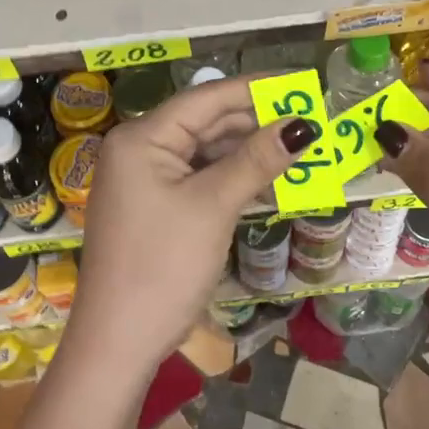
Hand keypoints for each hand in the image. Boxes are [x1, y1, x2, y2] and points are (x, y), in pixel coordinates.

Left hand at [71, 76, 318, 367]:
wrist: (117, 345)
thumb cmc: (163, 266)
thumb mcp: (213, 207)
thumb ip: (256, 160)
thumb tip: (303, 125)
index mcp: (142, 136)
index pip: (207, 98)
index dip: (257, 88)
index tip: (302, 83)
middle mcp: (139, 148)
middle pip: (207, 122)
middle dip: (258, 121)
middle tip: (311, 118)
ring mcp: (146, 179)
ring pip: (206, 150)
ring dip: (250, 151)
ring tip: (300, 147)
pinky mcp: (155, 206)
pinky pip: (200, 177)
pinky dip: (233, 177)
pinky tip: (272, 180)